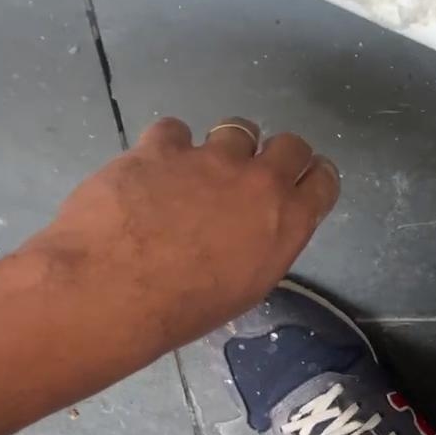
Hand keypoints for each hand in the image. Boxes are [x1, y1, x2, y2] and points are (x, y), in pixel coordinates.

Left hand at [18, 117, 340, 353]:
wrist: (110, 291)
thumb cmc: (186, 306)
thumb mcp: (250, 284)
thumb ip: (268, 243)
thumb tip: (259, 229)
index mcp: (289, 219)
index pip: (325, 179)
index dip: (315, 177)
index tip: (302, 183)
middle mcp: (260, 180)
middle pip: (292, 144)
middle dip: (279, 154)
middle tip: (256, 173)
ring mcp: (211, 159)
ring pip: (238, 128)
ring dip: (228, 145)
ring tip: (203, 167)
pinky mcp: (161, 148)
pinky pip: (174, 129)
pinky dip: (169, 145)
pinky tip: (155, 166)